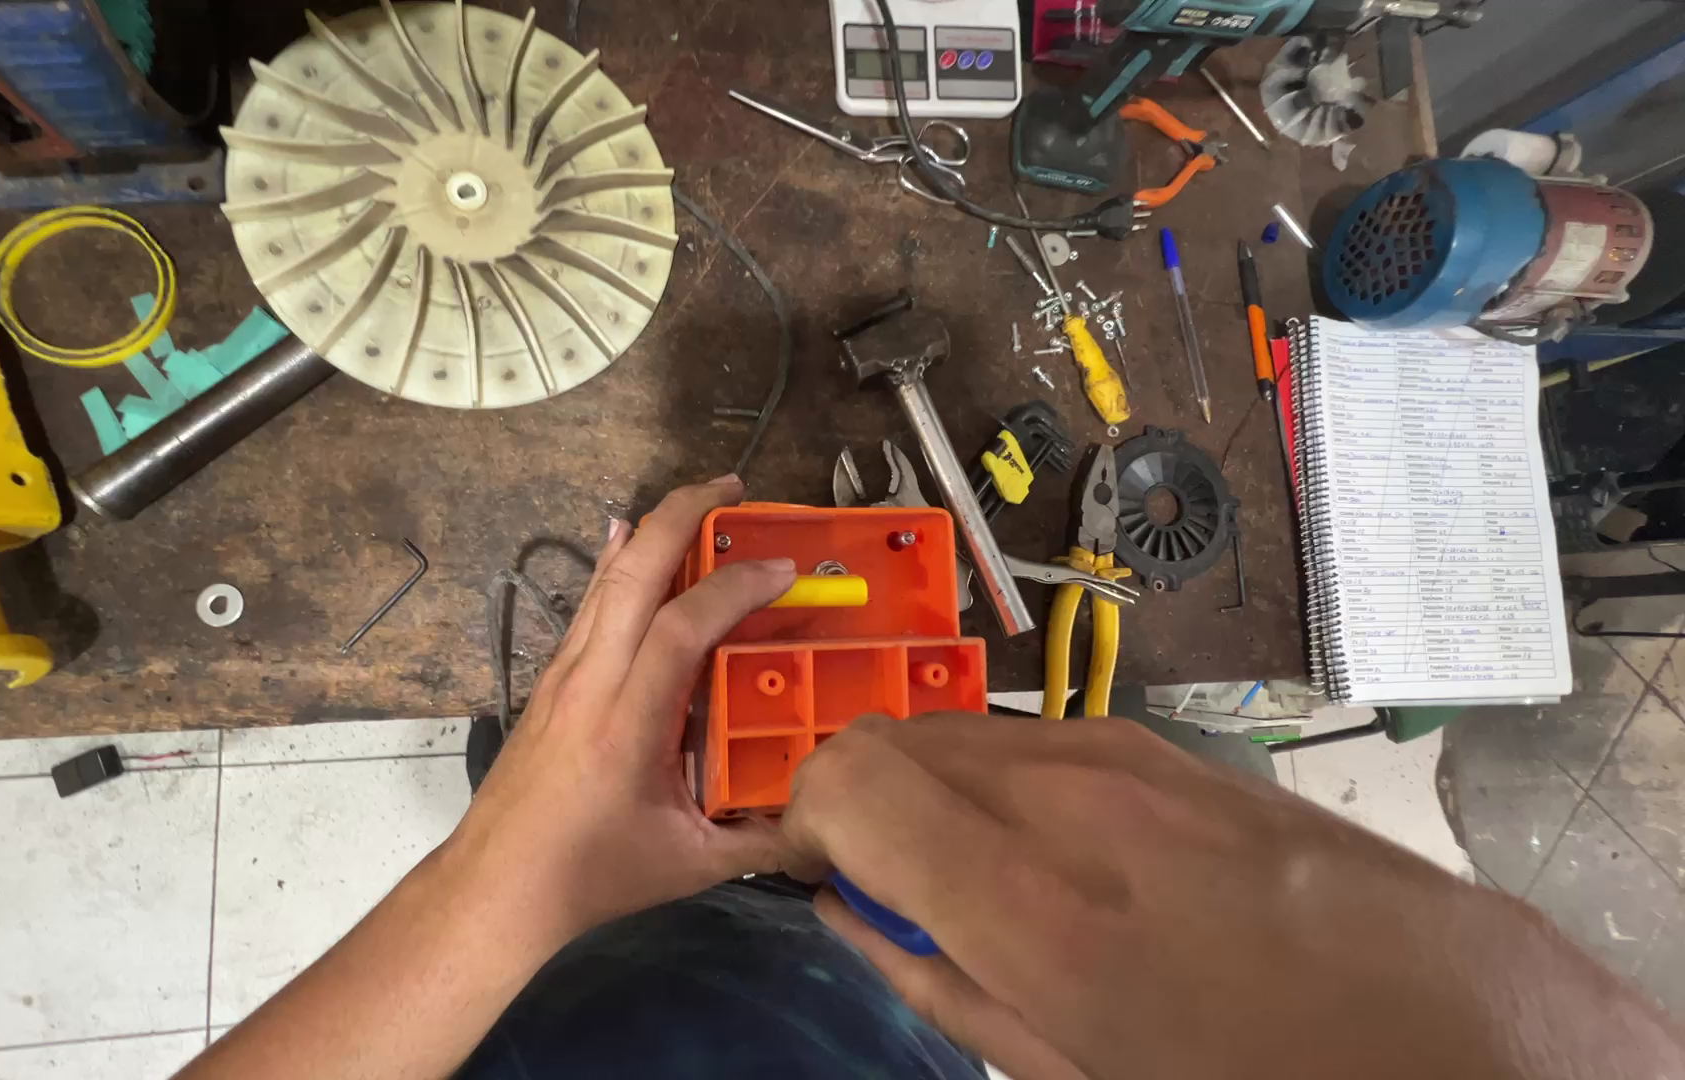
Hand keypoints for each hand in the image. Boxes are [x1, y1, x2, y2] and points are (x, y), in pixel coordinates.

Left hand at [447, 476, 796, 944]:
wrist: (495, 884)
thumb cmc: (592, 873)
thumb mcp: (688, 865)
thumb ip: (760, 840)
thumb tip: (819, 817)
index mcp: (628, 723)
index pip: (680, 630)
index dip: (733, 588)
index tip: (782, 568)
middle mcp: (591, 678)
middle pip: (632, 573)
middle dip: (682, 515)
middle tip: (732, 488)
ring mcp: (565, 670)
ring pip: (607, 577)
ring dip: (652, 528)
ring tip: (698, 502)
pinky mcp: (553, 674)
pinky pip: (589, 600)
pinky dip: (614, 559)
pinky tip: (622, 534)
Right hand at [782, 714, 1684, 1079]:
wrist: (1480, 1041)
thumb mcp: (1066, 1076)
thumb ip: (928, 978)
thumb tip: (842, 906)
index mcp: (1033, 901)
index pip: (848, 780)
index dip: (803, 816)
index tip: (813, 869)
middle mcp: (1057, 793)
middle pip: (880, 740)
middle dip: (846, 797)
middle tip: (875, 873)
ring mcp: (1104, 749)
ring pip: (937, 729)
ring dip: (912, 785)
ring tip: (958, 862)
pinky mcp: (1139, 736)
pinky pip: (1006, 735)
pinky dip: (974, 776)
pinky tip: (1031, 840)